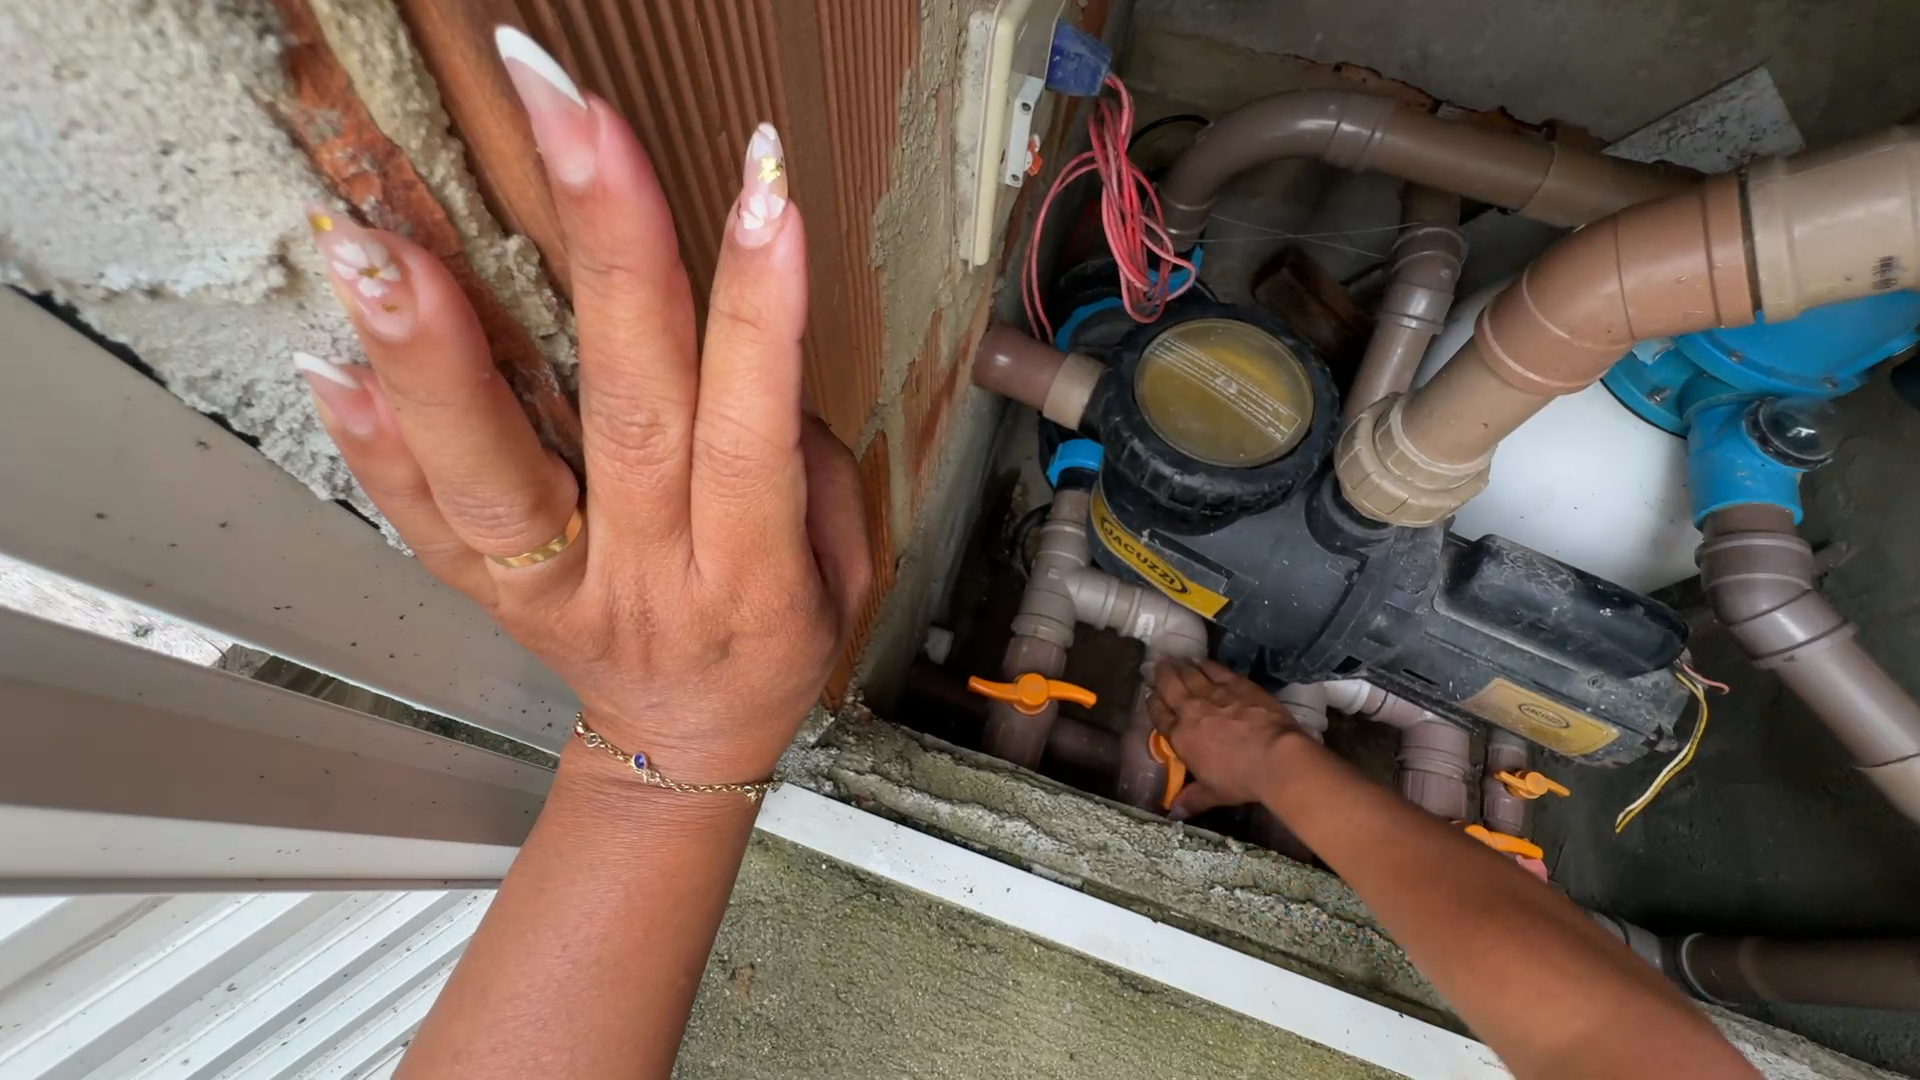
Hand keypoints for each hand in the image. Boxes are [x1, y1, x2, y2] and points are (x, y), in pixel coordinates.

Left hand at [294, 40, 868, 784]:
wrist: (683, 742)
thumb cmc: (778, 655)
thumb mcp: (842, 580)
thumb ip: (813, 477)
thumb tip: (760, 372)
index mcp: (751, 577)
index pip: (752, 436)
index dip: (759, 316)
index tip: (764, 194)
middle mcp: (650, 575)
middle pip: (628, 417)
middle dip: (611, 259)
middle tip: (576, 119)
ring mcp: (559, 589)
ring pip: (496, 477)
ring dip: (441, 357)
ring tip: (385, 238)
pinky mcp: (495, 596)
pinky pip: (428, 528)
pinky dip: (376, 447)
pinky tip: (332, 359)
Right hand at [1147, 660, 1308, 817]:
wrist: (1275, 757)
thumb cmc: (1241, 779)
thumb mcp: (1214, 792)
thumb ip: (1193, 798)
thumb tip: (1174, 812)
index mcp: (1180, 736)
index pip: (1158, 714)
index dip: (1153, 703)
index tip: (1151, 695)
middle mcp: (1190, 710)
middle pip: (1169, 686)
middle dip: (1161, 675)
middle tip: (1158, 665)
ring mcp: (1212, 693)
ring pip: (1189, 673)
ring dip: (1180, 665)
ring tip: (1174, 659)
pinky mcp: (1235, 684)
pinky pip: (1214, 669)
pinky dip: (1205, 664)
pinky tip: (1201, 660)